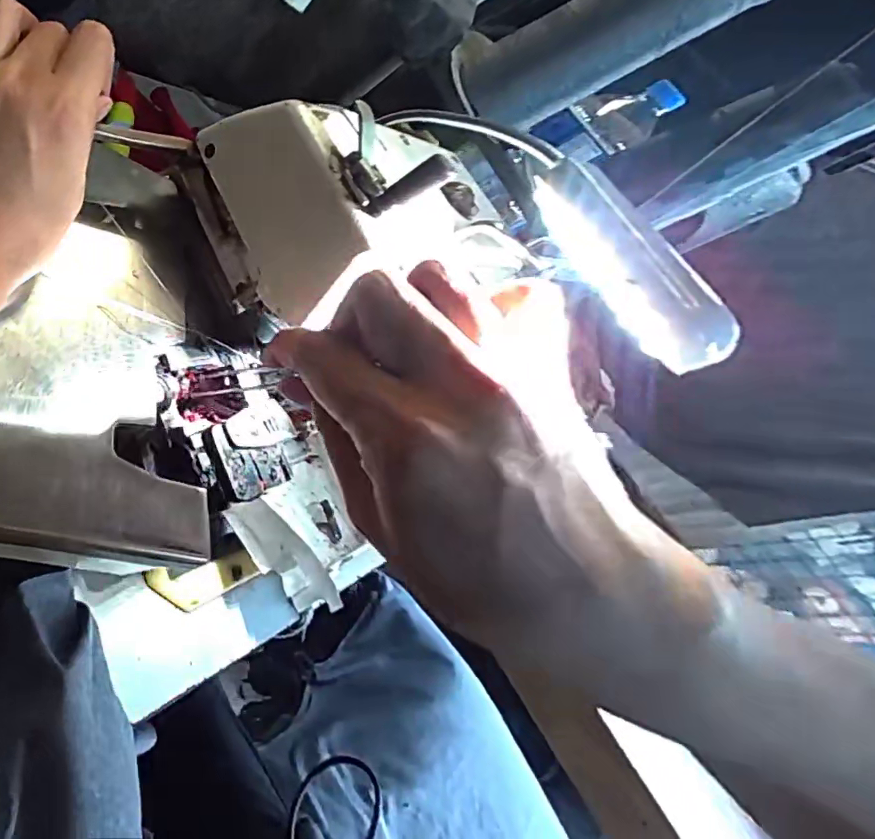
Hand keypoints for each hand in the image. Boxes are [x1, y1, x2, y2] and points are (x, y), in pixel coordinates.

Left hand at [0, 0, 114, 293]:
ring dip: (18, 30)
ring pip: (1, 9)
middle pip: (51, 27)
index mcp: (60, 107)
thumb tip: (88, 99)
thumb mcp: (72, 189)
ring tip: (14, 66)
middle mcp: (15, 78)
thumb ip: (82, 132)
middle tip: (49, 91)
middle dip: (60, 56)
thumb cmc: (20, 235)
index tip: (87, 88)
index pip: (93, 37)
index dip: (97, 62)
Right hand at [266, 263, 718, 675]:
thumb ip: (336, 439)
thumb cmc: (471, 577)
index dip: (287, 349)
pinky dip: (483, 305)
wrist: (592, 599)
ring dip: (403, 302)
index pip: (323, 354)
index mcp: (405, 432)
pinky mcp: (550, 366)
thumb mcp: (371, 520)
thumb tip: (315, 389)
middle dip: (342, 317)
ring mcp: (513, 366)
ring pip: (439, 275)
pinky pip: (520, 295)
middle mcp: (458, 382)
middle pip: (377, 290)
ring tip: (398, 346)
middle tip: (343, 358)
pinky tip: (464, 343)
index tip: (282, 359)